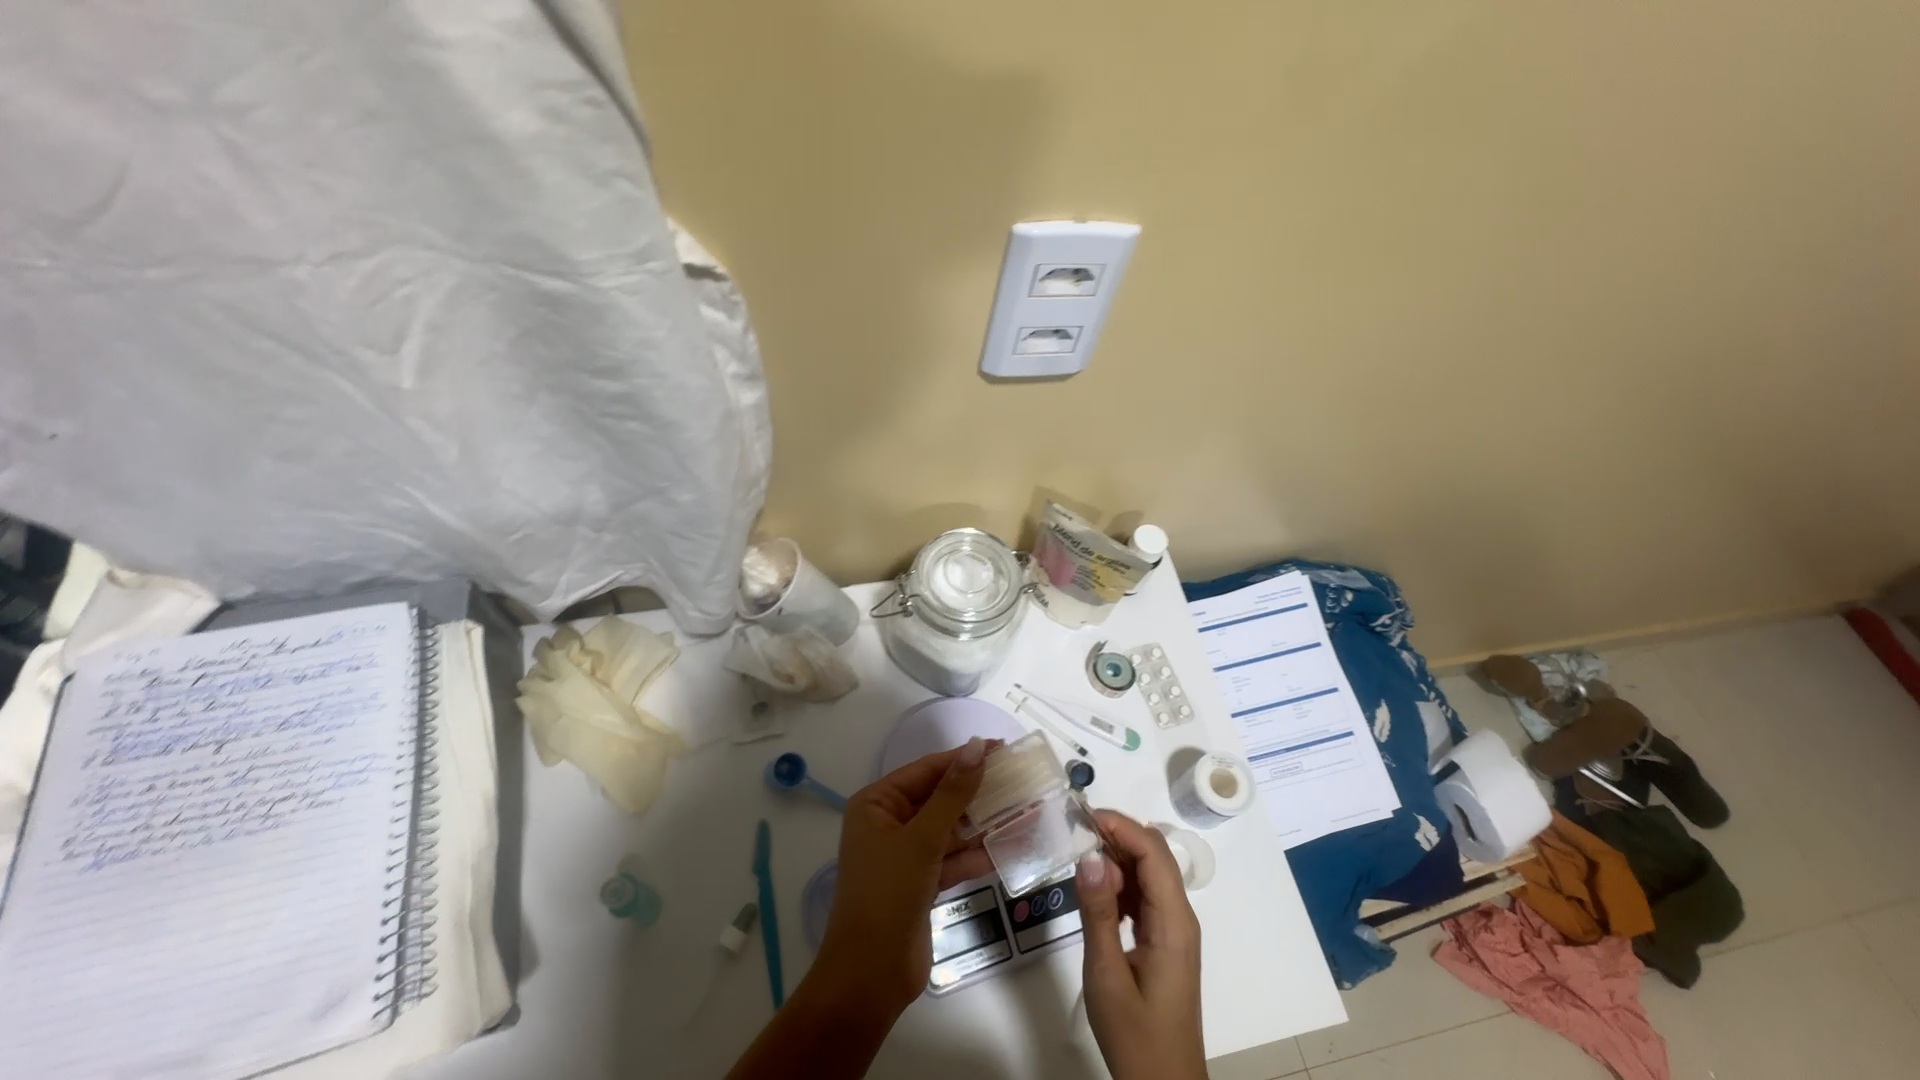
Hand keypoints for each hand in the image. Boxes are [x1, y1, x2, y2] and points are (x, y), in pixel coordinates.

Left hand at [813, 737, 995, 1013]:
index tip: (1002, 748)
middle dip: (979, 792)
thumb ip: (953, 794)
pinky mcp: (922, 883)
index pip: (926, 770)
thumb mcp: (921, 839)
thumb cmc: (887, 893)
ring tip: (1027, 810)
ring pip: (951, 830)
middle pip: (940, 798)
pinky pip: (954, 858)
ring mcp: (906, 855)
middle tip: (1022, 780)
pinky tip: (1012, 846)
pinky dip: (979, 854)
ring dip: (985, 824)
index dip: (963, 758)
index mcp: (876, 804)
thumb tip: (976, 747)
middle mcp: (889, 824)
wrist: (871, 972)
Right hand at [1077, 810, 1205, 1079]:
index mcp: (1174, 921)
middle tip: (1072, 832)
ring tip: (1076, 854)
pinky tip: (1094, 889)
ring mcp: (1173, 929)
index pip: (1152, 852)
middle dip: (1116, 836)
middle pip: (1154, 856)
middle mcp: (1180, 917)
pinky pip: (1144, 896)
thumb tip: (1089, 857)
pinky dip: (1120, 884)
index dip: (1120, 826)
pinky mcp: (1164, 941)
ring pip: (1148, 874)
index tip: (1081, 815)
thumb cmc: (1135, 1034)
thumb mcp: (1106, 975)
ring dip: (1116, 858)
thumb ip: (1098, 913)